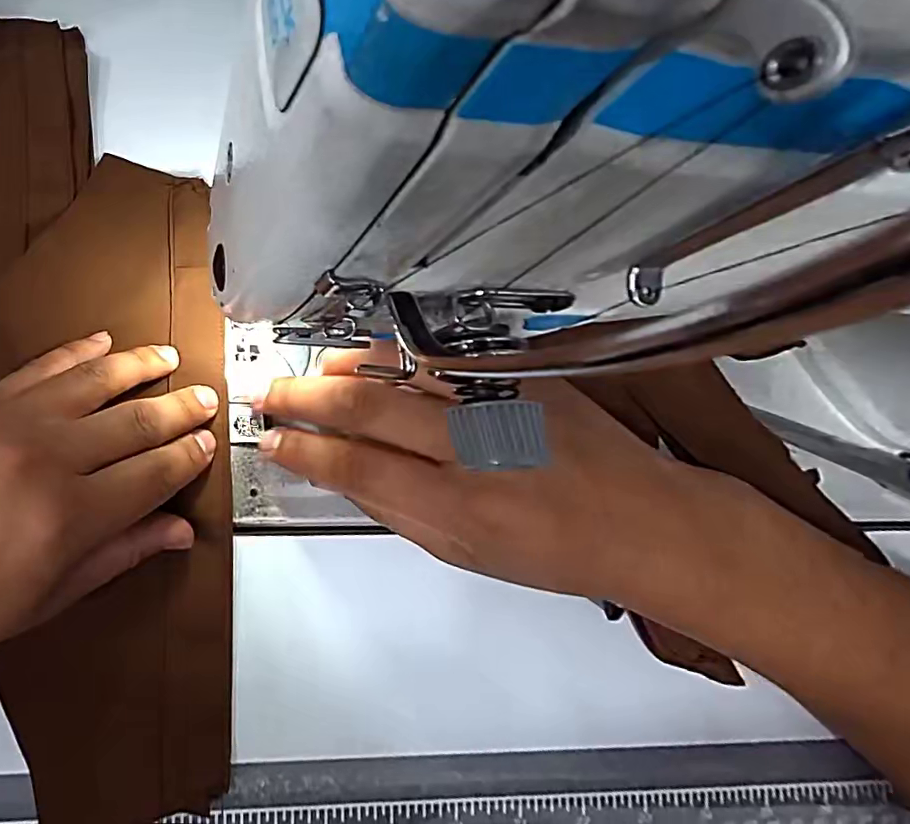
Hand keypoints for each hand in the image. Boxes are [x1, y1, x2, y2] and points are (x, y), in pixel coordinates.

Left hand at [0, 333, 218, 734]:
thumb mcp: (46, 598)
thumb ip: (119, 554)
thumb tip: (177, 530)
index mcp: (69, 517)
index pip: (154, 472)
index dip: (189, 455)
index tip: (207, 444)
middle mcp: (48, 458)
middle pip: (137, 420)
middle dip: (180, 408)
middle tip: (206, 398)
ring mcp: (12, 421)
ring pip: (96, 378)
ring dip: (140, 363)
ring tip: (168, 355)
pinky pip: (43, 367)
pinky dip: (77, 351)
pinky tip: (103, 342)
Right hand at [256, 345, 767, 612]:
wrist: (642, 519)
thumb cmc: (555, 549)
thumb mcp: (462, 552)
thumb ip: (392, 508)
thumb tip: (336, 473)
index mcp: (458, 504)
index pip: (355, 465)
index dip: (303, 449)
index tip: (273, 440)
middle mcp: (475, 444)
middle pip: (364, 408)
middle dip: (302, 399)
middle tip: (267, 396)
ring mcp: (497, 399)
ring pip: (395, 368)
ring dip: (339, 370)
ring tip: (307, 378)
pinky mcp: (515, 373)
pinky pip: (432, 356)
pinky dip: (387, 356)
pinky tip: (360, 362)